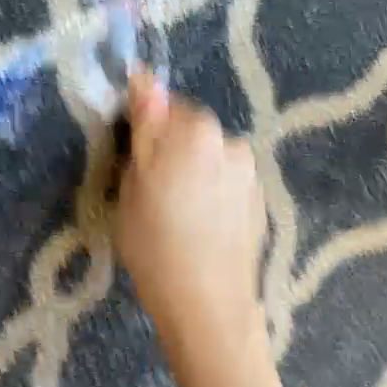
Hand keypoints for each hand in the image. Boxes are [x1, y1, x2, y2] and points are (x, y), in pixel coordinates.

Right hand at [114, 73, 267, 346]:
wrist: (208, 308)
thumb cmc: (156, 242)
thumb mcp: (135, 177)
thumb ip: (144, 122)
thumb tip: (144, 77)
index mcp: (198, 130)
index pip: (162, 103)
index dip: (141, 126)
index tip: (127, 153)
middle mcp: (232, 143)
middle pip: (188, 129)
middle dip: (167, 147)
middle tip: (144, 185)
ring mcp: (250, 176)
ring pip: (206, 157)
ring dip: (189, 170)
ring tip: (171, 210)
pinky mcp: (259, 206)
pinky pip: (224, 183)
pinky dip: (208, 193)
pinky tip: (194, 226)